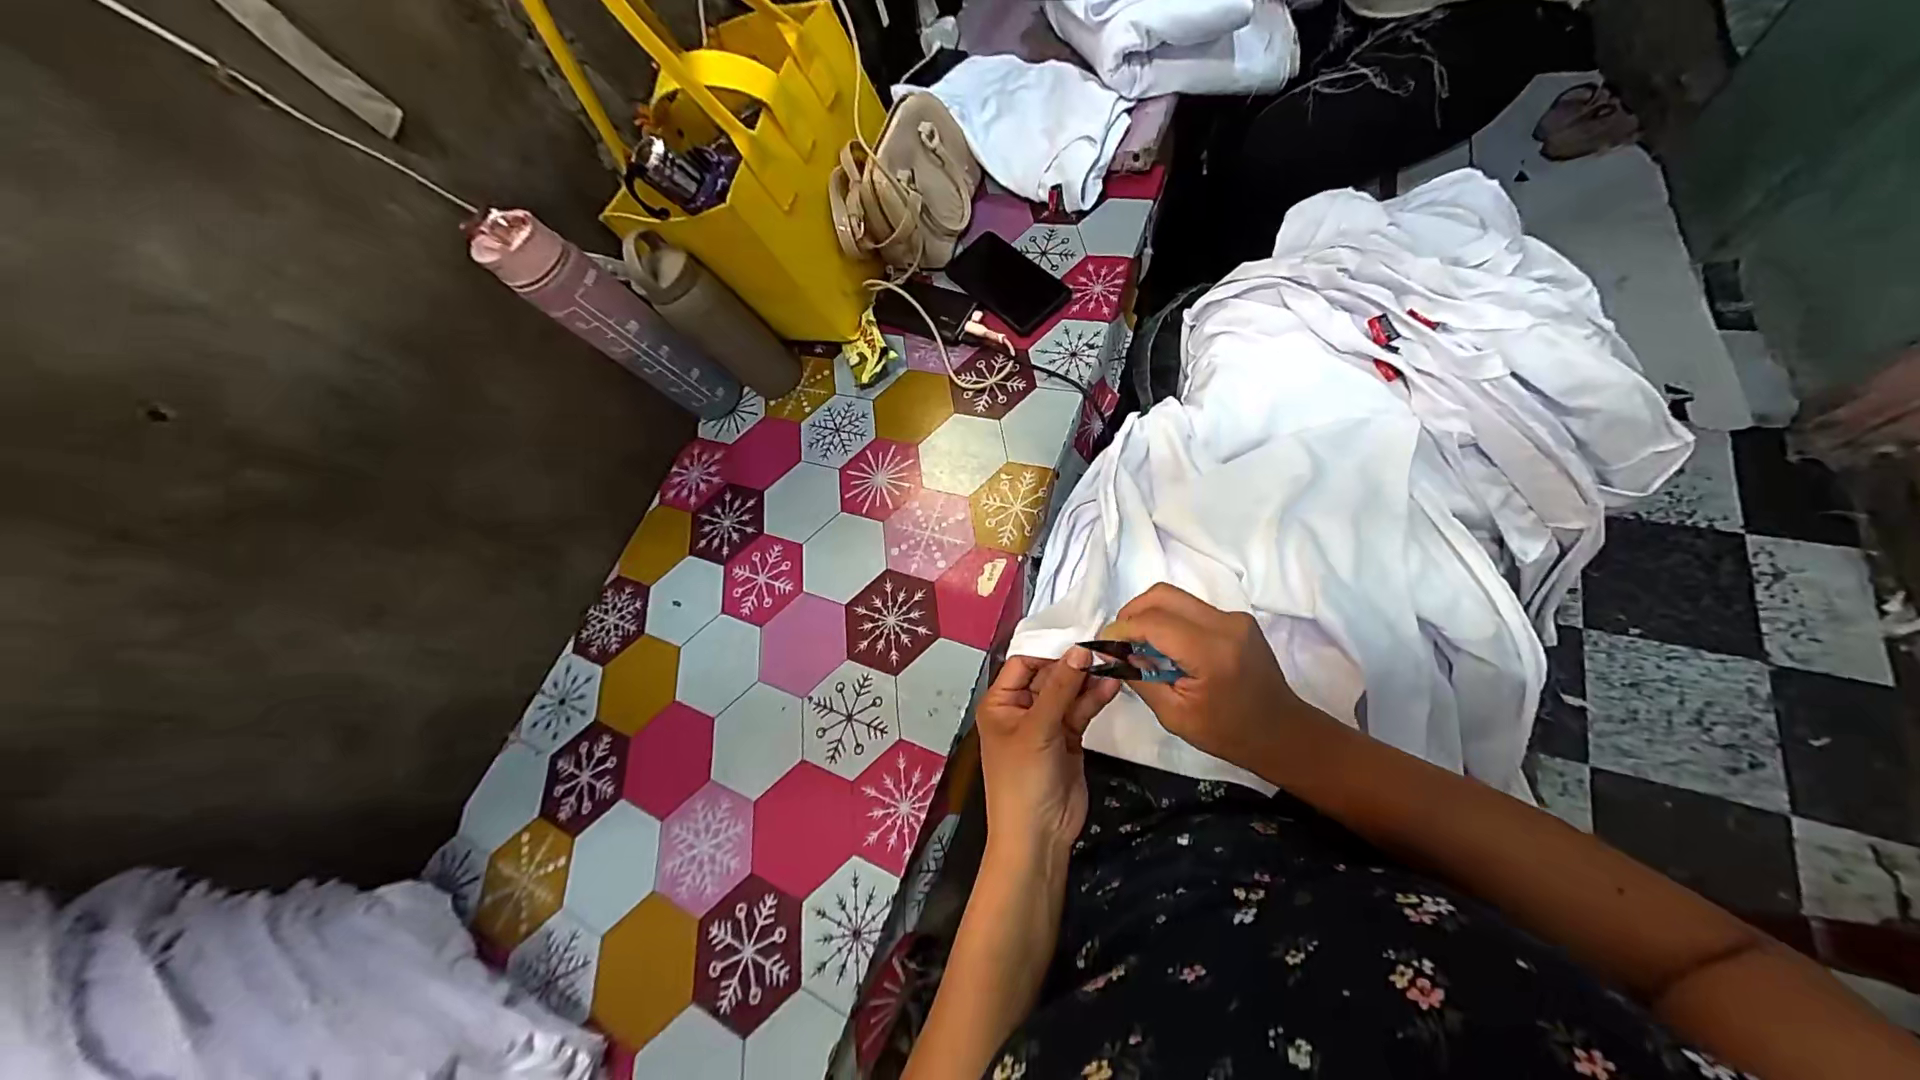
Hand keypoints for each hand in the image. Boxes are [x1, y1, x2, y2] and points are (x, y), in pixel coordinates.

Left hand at [974, 648, 1120, 856]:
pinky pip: (1081, 710)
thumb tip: (1079, 651)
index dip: (1049, 652)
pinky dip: (1095, 698)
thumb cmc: (1023, 780)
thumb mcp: (1038, 729)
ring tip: (1113, 663)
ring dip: (1088, 680)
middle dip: (1073, 664)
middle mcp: (1021, 708)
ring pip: (1068, 692)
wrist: (1038, 835)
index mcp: (1000, 702)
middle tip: (1102, 649)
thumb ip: (1061, 688)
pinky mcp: (1068, 738)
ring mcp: (1046, 723)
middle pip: (1049, 675)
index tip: (1078, 641)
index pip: (1023, 663)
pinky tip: (1111, 684)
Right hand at [1098, 583, 1318, 766]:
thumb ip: (1140, 678)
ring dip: (1149, 615)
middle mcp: (1225, 624)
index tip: (1103, 645)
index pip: (1153, 622)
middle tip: (1118, 641)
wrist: (1281, 731)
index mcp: (1211, 652)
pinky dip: (1168, 620)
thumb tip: (1111, 653)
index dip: (1121, 630)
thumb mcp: (1173, 715)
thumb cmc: (1226, 732)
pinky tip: (1166, 649)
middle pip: (1162, 596)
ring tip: (1140, 646)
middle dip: (1131, 613)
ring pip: (1175, 597)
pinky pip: (1190, 608)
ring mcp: (1234, 618)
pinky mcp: (1236, 619)